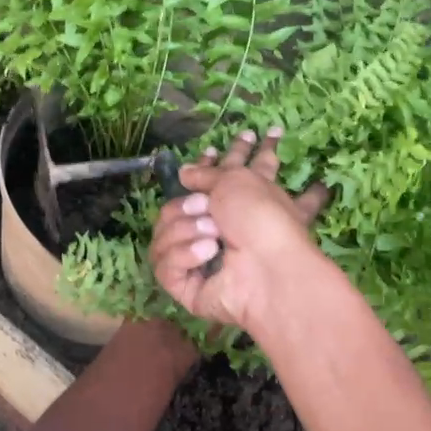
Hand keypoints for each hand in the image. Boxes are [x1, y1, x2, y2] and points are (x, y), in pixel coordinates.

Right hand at [150, 127, 328, 329]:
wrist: (265, 269)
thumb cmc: (261, 219)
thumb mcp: (235, 179)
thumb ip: (205, 173)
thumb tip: (184, 172)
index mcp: (245, 202)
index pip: (231, 173)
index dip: (225, 157)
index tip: (219, 144)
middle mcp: (221, 230)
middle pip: (184, 208)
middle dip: (188, 205)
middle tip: (208, 207)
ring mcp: (199, 260)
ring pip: (165, 233)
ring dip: (188, 228)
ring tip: (214, 235)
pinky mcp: (185, 286)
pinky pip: (165, 264)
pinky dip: (185, 255)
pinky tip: (208, 254)